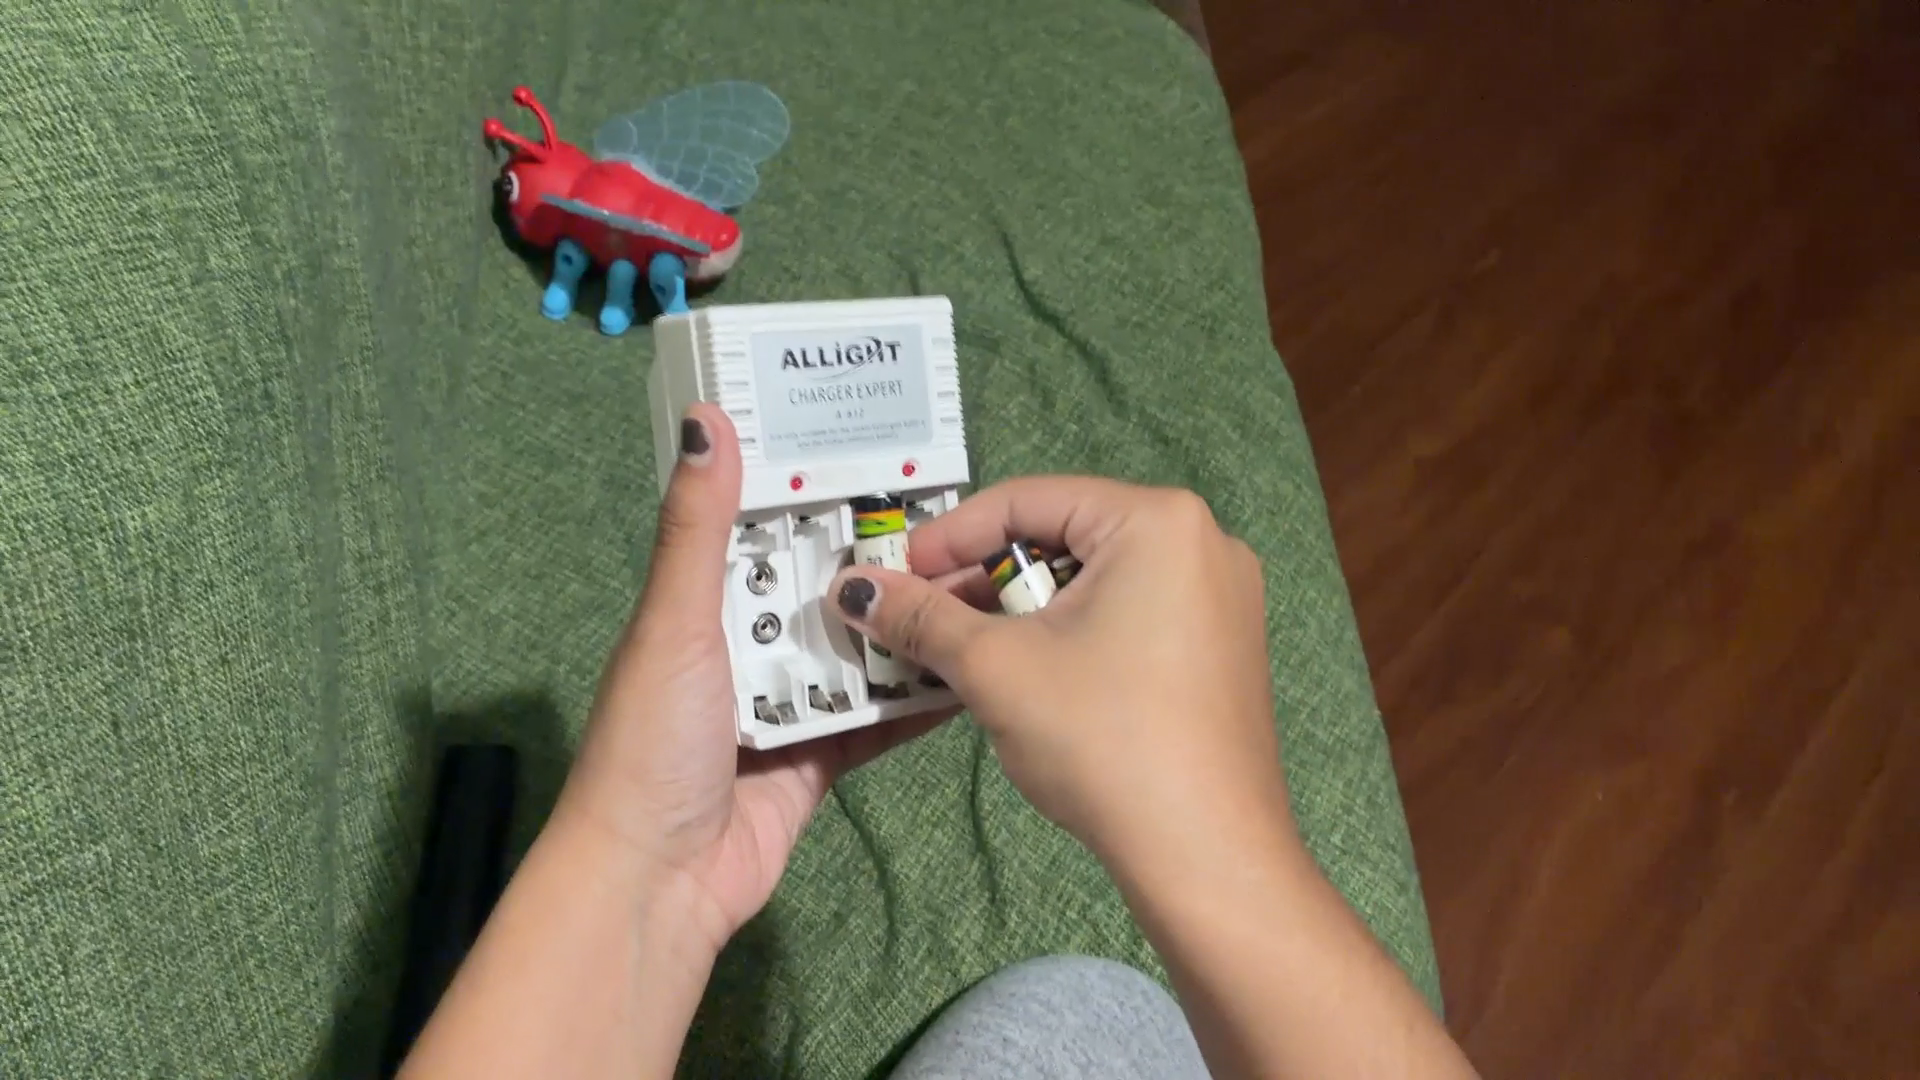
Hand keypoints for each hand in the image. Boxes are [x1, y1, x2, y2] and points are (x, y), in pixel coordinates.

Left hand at [556, 405, 942, 953]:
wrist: (659, 880)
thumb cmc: (656, 738)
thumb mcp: (676, 622)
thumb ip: (699, 529)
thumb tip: (708, 418)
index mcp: (714, 604)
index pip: (781, 536)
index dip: (833, 501)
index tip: (897, 467)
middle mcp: (756, 646)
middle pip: (834, 596)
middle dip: (890, 568)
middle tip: (963, 534)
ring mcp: (794, 702)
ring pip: (864, 655)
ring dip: (913, 632)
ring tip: (981, 594)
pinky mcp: (825, 753)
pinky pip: (880, 717)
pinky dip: (918, 700)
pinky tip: (970, 672)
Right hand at [826, 477, 1292, 872]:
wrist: (1208, 858)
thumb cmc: (1102, 739)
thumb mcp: (997, 667)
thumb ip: (920, 616)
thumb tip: (852, 588)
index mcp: (1157, 520)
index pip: (1027, 500)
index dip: (950, 535)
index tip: (897, 572)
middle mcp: (1199, 540)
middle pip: (1061, 538)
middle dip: (984, 578)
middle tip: (924, 615)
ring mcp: (1219, 594)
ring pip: (1091, 579)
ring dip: (1020, 609)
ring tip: (964, 646)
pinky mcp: (1219, 643)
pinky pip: (1126, 611)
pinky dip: (1069, 630)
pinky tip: (1028, 667)